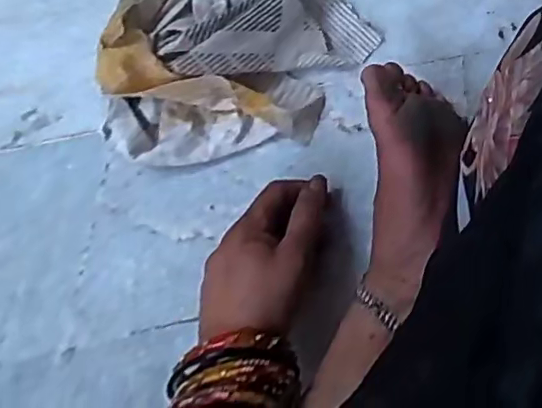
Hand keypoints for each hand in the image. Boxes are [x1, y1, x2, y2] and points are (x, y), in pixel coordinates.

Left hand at [199, 176, 328, 338]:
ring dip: (282, 237)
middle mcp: (226, 242)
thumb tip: (316, 182)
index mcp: (243, 228)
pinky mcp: (215, 292)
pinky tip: (279, 276)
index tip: (325, 202)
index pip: (275, 191)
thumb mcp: (296, 254)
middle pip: (264, 214)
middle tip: (320, 230)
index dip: (303, 189)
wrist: (234, 358)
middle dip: (294, 215)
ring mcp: (217, 268)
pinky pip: (245, 260)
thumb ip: (307, 214)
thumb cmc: (270, 298)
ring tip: (304, 255)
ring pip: (255, 239)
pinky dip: (267, 256)